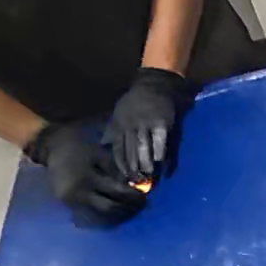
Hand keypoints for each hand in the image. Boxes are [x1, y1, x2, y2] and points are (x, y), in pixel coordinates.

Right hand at [25, 121, 145, 225]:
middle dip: (127, 209)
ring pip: (99, 215)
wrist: (51, 148)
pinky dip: (104, 213)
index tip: (144, 198)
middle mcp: (80, 194)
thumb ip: (115, 171)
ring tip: (129, 210)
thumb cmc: (79, 148)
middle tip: (139, 207)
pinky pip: (89, 213)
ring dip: (117, 214)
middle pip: (109, 208)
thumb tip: (131, 186)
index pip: (116, 192)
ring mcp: (72, 202)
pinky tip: (114, 210)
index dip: (132, 197)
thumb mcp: (99, 154)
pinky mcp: (68, 205)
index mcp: (89, 178)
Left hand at [106, 67, 189, 182]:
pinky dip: (160, 157)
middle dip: (134, 168)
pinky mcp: (162, 124)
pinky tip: (160, 165)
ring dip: (146, 165)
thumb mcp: (119, 113)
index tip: (125, 176)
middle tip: (137, 181)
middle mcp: (131, 126)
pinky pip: (160, 145)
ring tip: (148, 176)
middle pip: (131, 152)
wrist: (154, 85)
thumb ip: (113, 130)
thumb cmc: (135, 102)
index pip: (118, 149)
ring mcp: (147, 125)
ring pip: (145, 149)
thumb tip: (103, 144)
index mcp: (119, 124)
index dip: (121, 165)